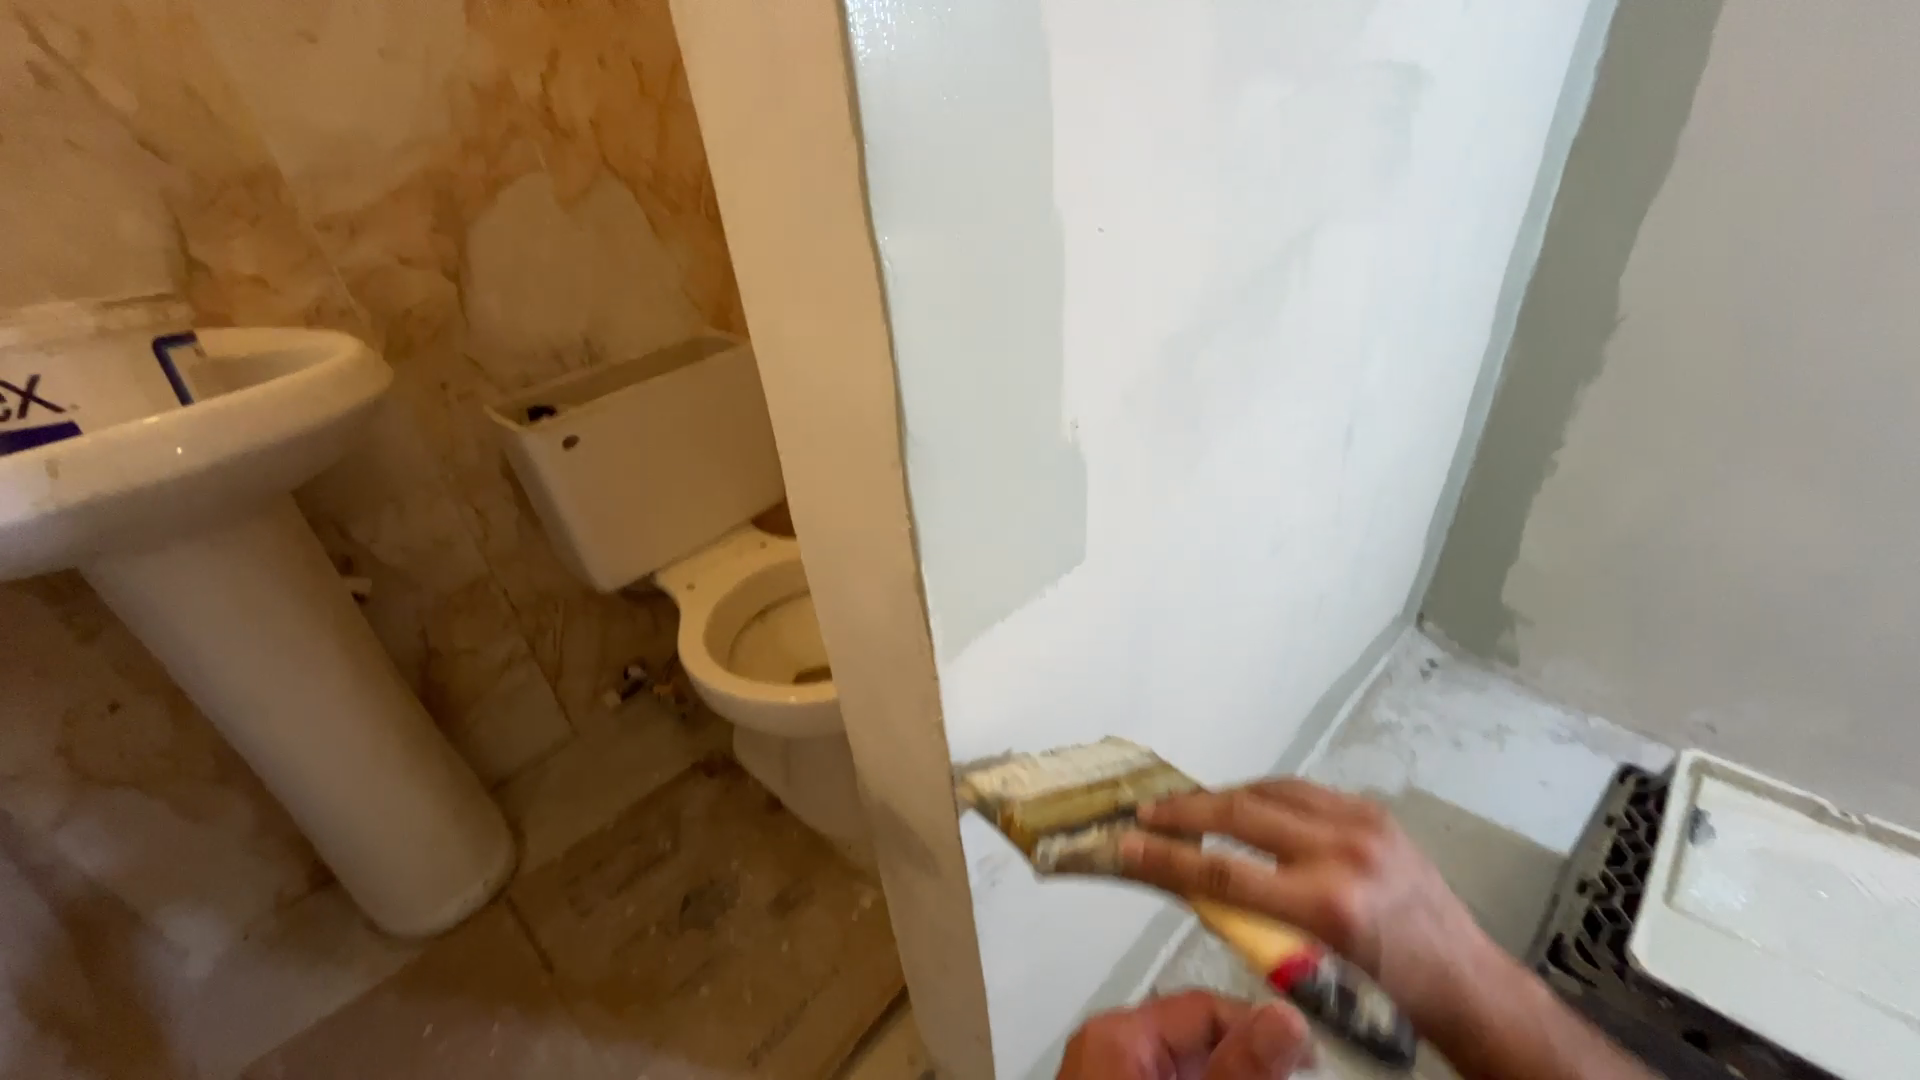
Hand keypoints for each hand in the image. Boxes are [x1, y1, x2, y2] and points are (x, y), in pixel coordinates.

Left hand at [1058, 990, 1313, 1079]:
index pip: (1205, 1009)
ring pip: (1185, 1068)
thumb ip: (1240, 1072)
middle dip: (1245, 1066)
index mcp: (1122, 1033)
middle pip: (1196, 1039)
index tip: (1311, 1065)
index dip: (1260, 1030)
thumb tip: (1286, 1018)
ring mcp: (1107, 1074)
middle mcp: (1110, 1043)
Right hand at [1120, 780, 1498, 1037]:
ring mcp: (1361, 823)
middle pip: (1240, 814)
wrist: (1465, 979)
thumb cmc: (1385, 991)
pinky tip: (1242, 800)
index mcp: (1327, 905)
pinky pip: (1299, 790)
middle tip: (1147, 813)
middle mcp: (1343, 852)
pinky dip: (1262, 792)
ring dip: (1221, 796)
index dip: (1166, 858)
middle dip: (1184, 811)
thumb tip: (1191, 884)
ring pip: (1267, 791)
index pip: (1222, 873)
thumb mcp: (1309, 967)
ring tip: (1188, 805)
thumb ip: (1249, 920)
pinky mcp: (1370, 810)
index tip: (1128, 847)